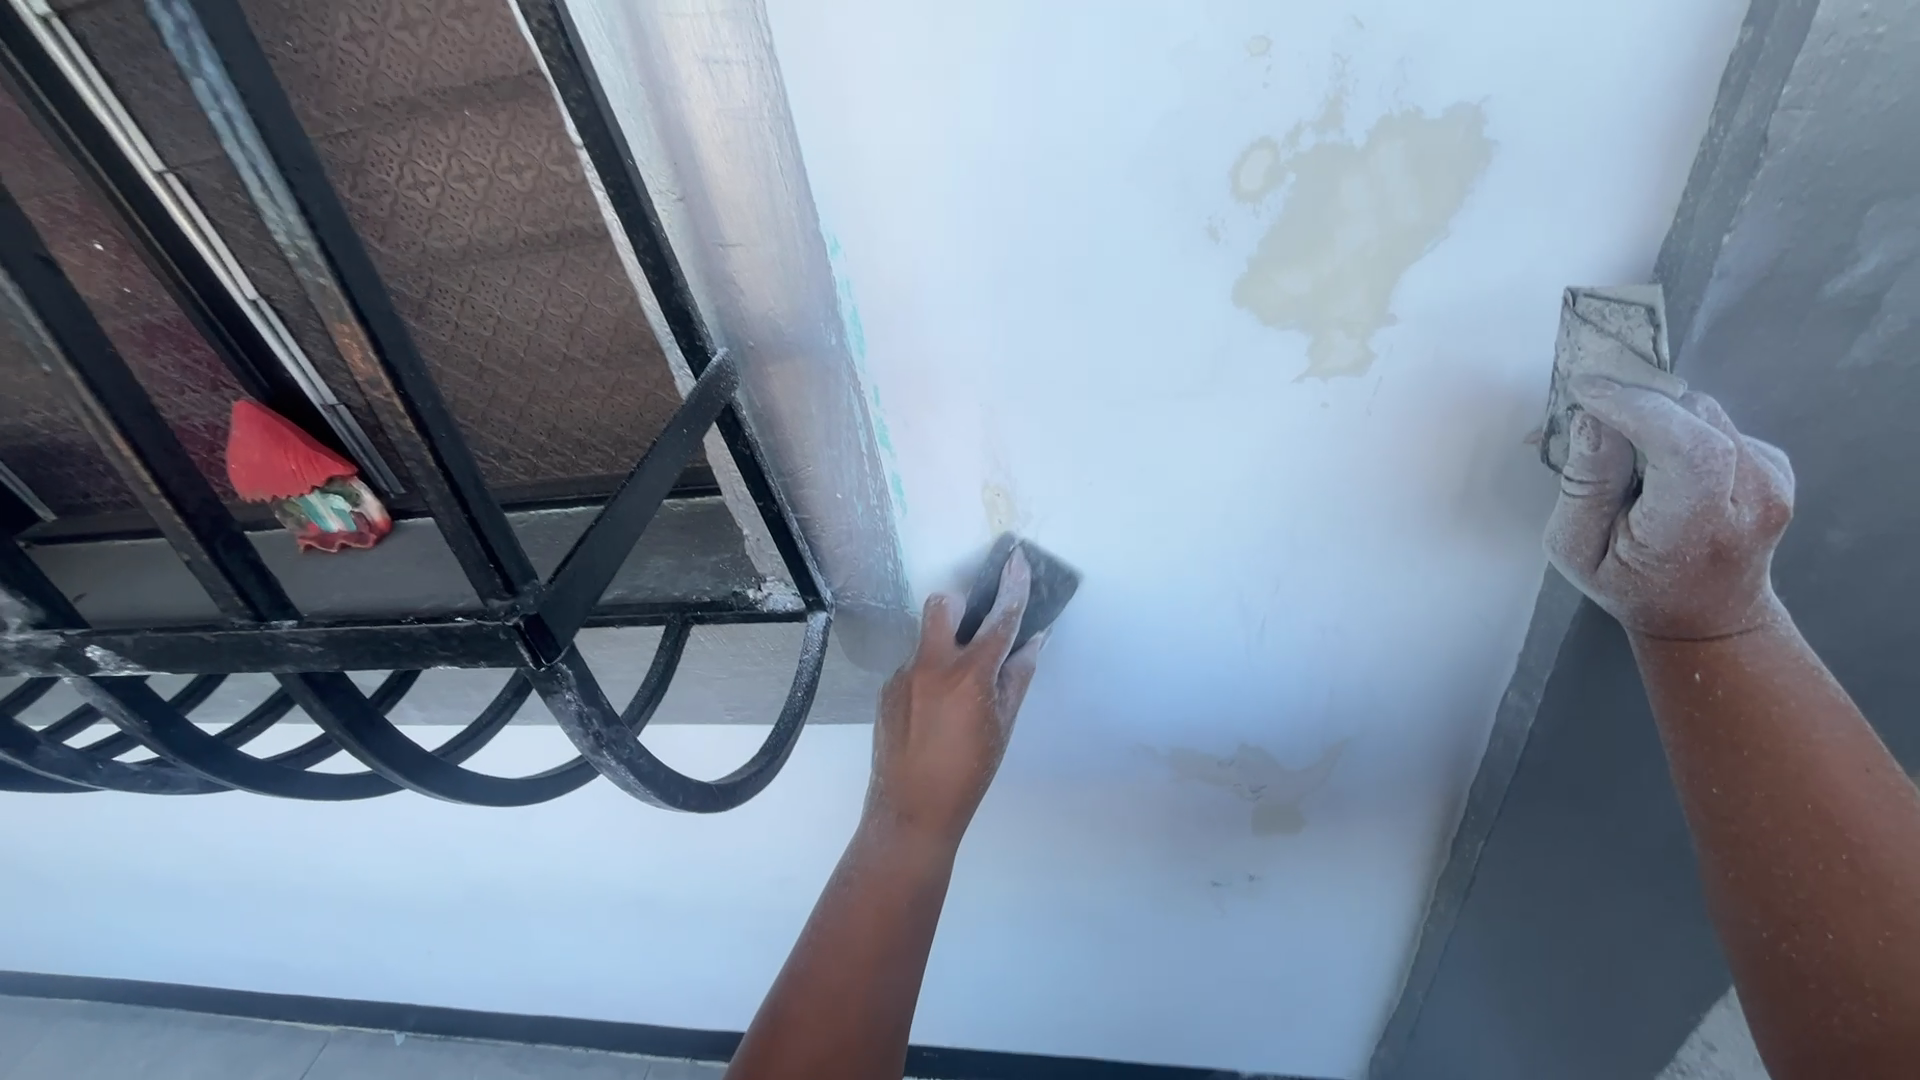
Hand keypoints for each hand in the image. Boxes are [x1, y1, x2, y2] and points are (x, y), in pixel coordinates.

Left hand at [864, 550, 1044, 849]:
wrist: (910, 809)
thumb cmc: (969, 773)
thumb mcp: (1003, 726)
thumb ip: (1016, 678)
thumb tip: (1032, 642)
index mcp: (968, 674)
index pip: (998, 620)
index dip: (1012, 587)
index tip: (1017, 560)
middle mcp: (931, 664)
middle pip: (941, 605)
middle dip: (960, 607)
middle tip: (974, 633)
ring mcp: (902, 675)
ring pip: (926, 640)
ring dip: (945, 649)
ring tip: (956, 696)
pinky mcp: (886, 690)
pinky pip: (913, 668)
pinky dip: (929, 677)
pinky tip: (934, 715)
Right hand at [1545, 377, 1794, 640]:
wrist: (1707, 613)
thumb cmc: (1628, 587)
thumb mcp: (1575, 548)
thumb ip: (1584, 487)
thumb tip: (1589, 422)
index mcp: (1700, 528)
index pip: (1687, 447)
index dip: (1637, 409)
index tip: (1585, 390)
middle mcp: (1754, 495)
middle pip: (1695, 418)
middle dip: (1633, 404)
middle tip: (1579, 410)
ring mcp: (1774, 476)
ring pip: (1702, 413)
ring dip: (1648, 414)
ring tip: (1604, 439)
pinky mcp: (1772, 461)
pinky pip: (1712, 422)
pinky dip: (1669, 425)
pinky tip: (1645, 456)